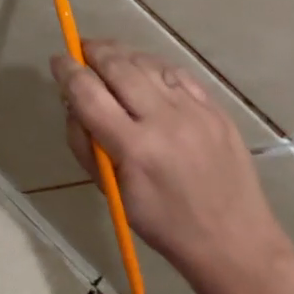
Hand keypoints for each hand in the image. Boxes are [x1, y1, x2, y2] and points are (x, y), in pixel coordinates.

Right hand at [50, 41, 290, 287]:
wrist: (236, 243)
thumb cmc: (164, 224)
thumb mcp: (112, 192)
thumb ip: (85, 144)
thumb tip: (72, 103)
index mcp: (134, 148)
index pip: (88, 93)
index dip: (67, 70)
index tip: (57, 60)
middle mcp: (164, 121)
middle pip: (118, 67)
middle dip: (92, 52)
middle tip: (79, 50)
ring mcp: (194, 112)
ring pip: (147, 63)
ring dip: (121, 54)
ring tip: (107, 55)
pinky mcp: (215, 110)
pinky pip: (177, 73)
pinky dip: (153, 65)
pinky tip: (143, 69)